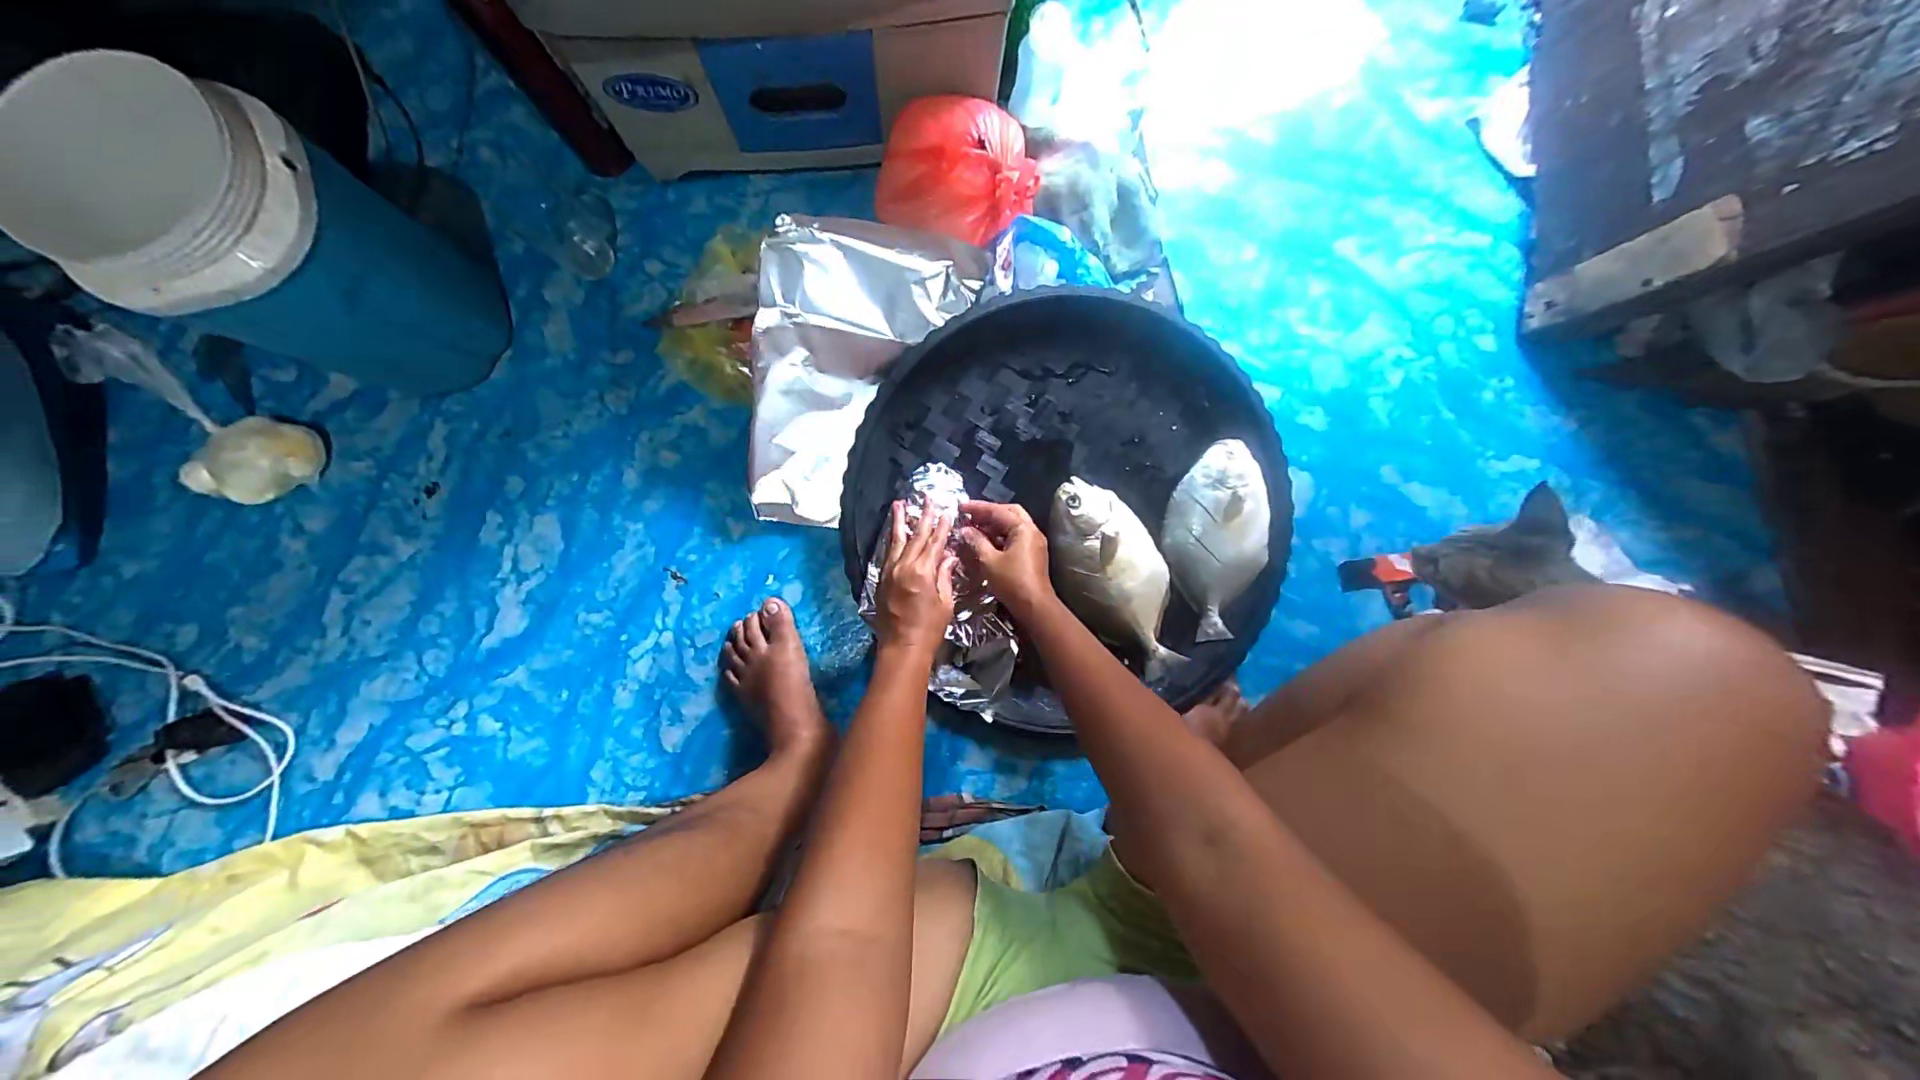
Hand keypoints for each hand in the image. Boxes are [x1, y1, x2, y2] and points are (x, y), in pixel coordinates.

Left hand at [875, 496, 958, 654]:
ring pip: (896, 541)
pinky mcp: (882, 580)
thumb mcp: (945, 602)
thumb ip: (945, 576)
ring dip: (899, 522)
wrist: (902, 647)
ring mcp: (890, 572)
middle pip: (916, 537)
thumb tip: (948, 557)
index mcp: (923, 572)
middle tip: (927, 499)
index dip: (941, 527)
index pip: (935, 543)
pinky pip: (888, 553)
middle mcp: (904, 567)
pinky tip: (894, 533)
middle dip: (923, 517)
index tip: (946, 512)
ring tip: (899, 505)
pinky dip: (892, 540)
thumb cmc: (929, 628)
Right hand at [959, 500, 1054, 618]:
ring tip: (974, 527)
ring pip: (1012, 525)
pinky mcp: (1032, 553)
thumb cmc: (1012, 582)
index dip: (978, 508)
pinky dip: (1000, 535)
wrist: (1035, 606)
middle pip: (1009, 513)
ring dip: (994, 524)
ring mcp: (1034, 542)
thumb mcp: (990, 561)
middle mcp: (1032, 531)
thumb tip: (965, 530)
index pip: (998, 511)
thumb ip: (977, 541)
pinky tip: (986, 541)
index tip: (961, 506)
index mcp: (1023, 529)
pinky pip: (1015, 537)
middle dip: (989, 512)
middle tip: (970, 515)